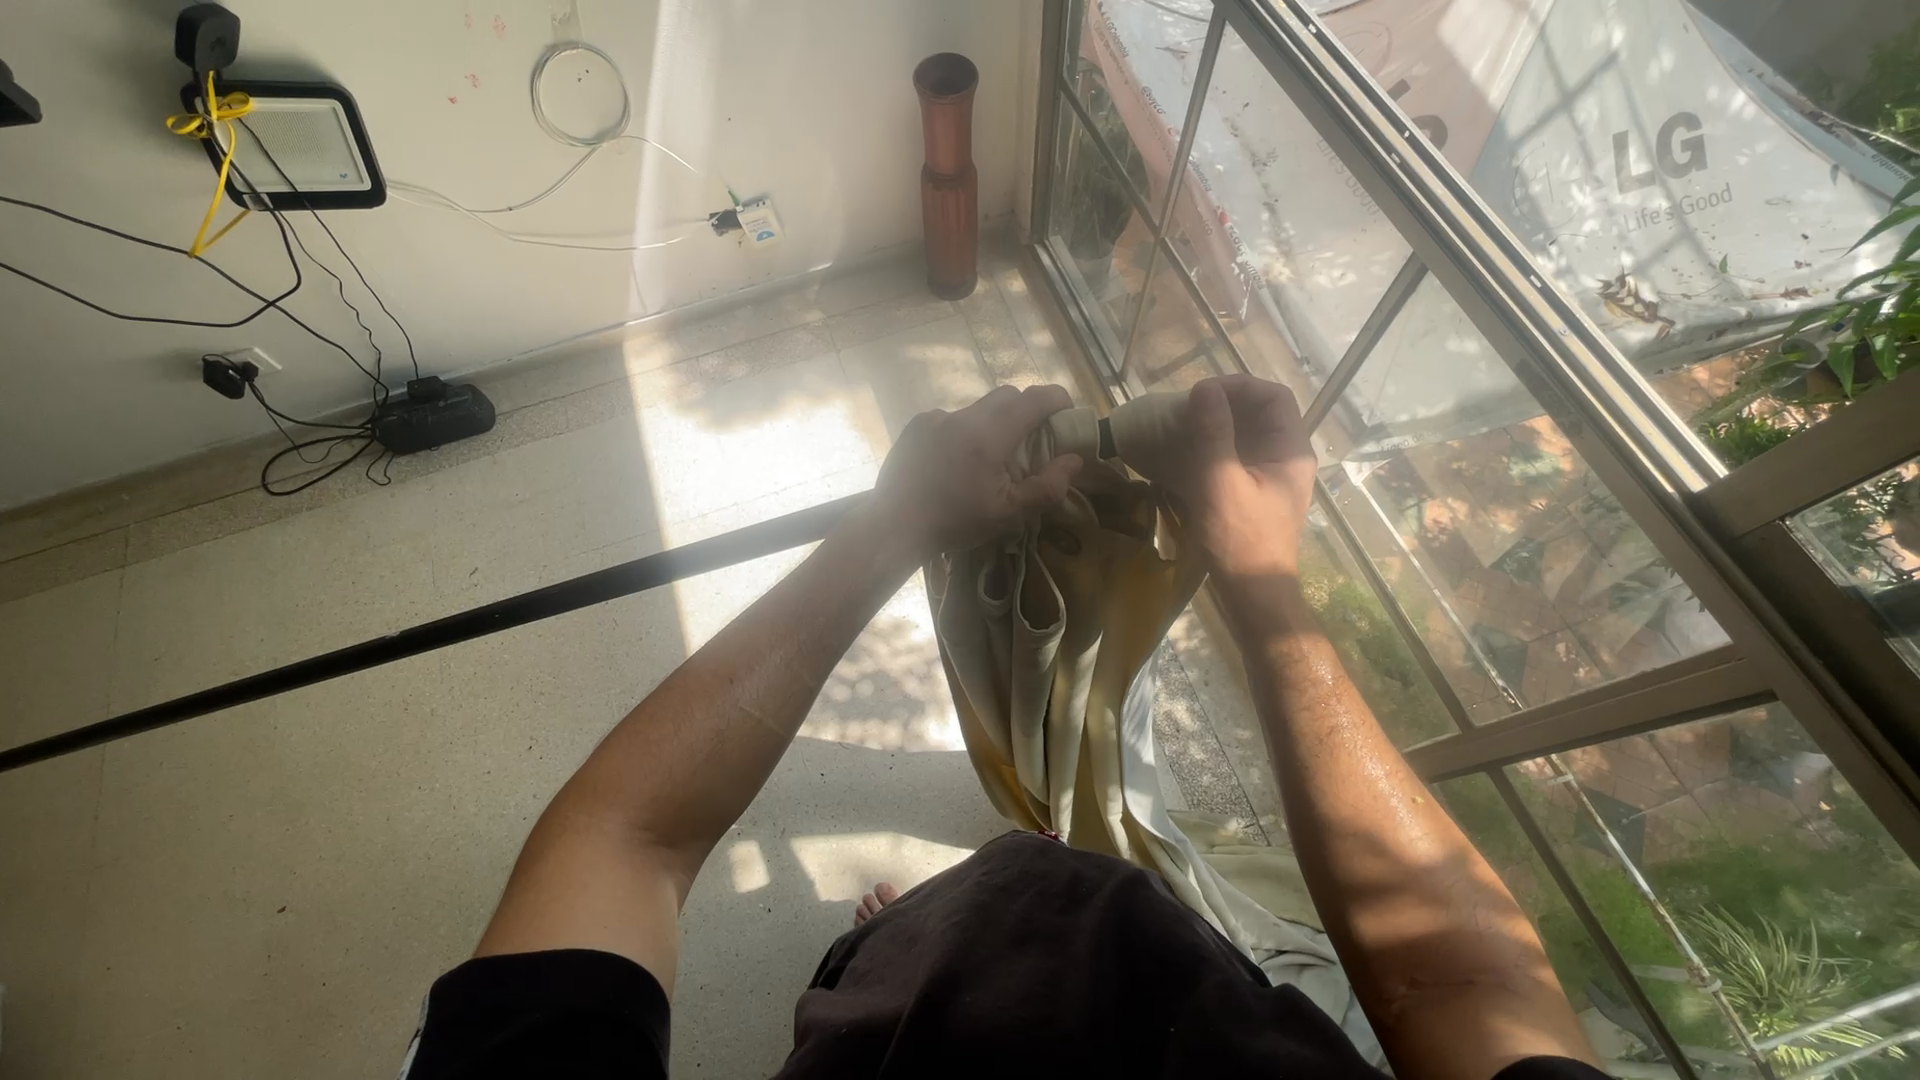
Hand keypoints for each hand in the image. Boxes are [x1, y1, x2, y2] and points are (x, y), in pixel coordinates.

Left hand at [870, 384, 1083, 558]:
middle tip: (1033, 439)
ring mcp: (935, 418)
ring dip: (992, 424)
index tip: (1068, 411)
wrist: (895, 526)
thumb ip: (1047, 487)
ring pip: (977, 409)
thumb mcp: (1008, 514)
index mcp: (989, 435)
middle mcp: (962, 416)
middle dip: (1026, 410)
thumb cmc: (955, 522)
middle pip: (1006, 396)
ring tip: (987, 459)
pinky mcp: (916, 426)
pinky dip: (962, 433)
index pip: (1034, 400)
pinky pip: (950, 420)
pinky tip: (954, 462)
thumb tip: (1073, 460)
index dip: (1058, 399)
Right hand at [1140, 375, 1316, 581]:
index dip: (1238, 386)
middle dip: (1223, 404)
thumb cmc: (1239, 539)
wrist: (1252, 593)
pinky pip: (1236, 458)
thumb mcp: (1220, 482)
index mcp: (1290, 450)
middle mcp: (1286, 458)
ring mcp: (1271, 477)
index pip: (1273, 396)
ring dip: (1215, 426)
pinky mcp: (1254, 494)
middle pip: (1259, 413)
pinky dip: (1213, 449)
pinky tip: (1187, 455)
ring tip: (1182, 428)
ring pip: (1246, 435)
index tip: (1201, 394)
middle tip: (1187, 410)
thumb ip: (1213, 433)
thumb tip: (1203, 389)